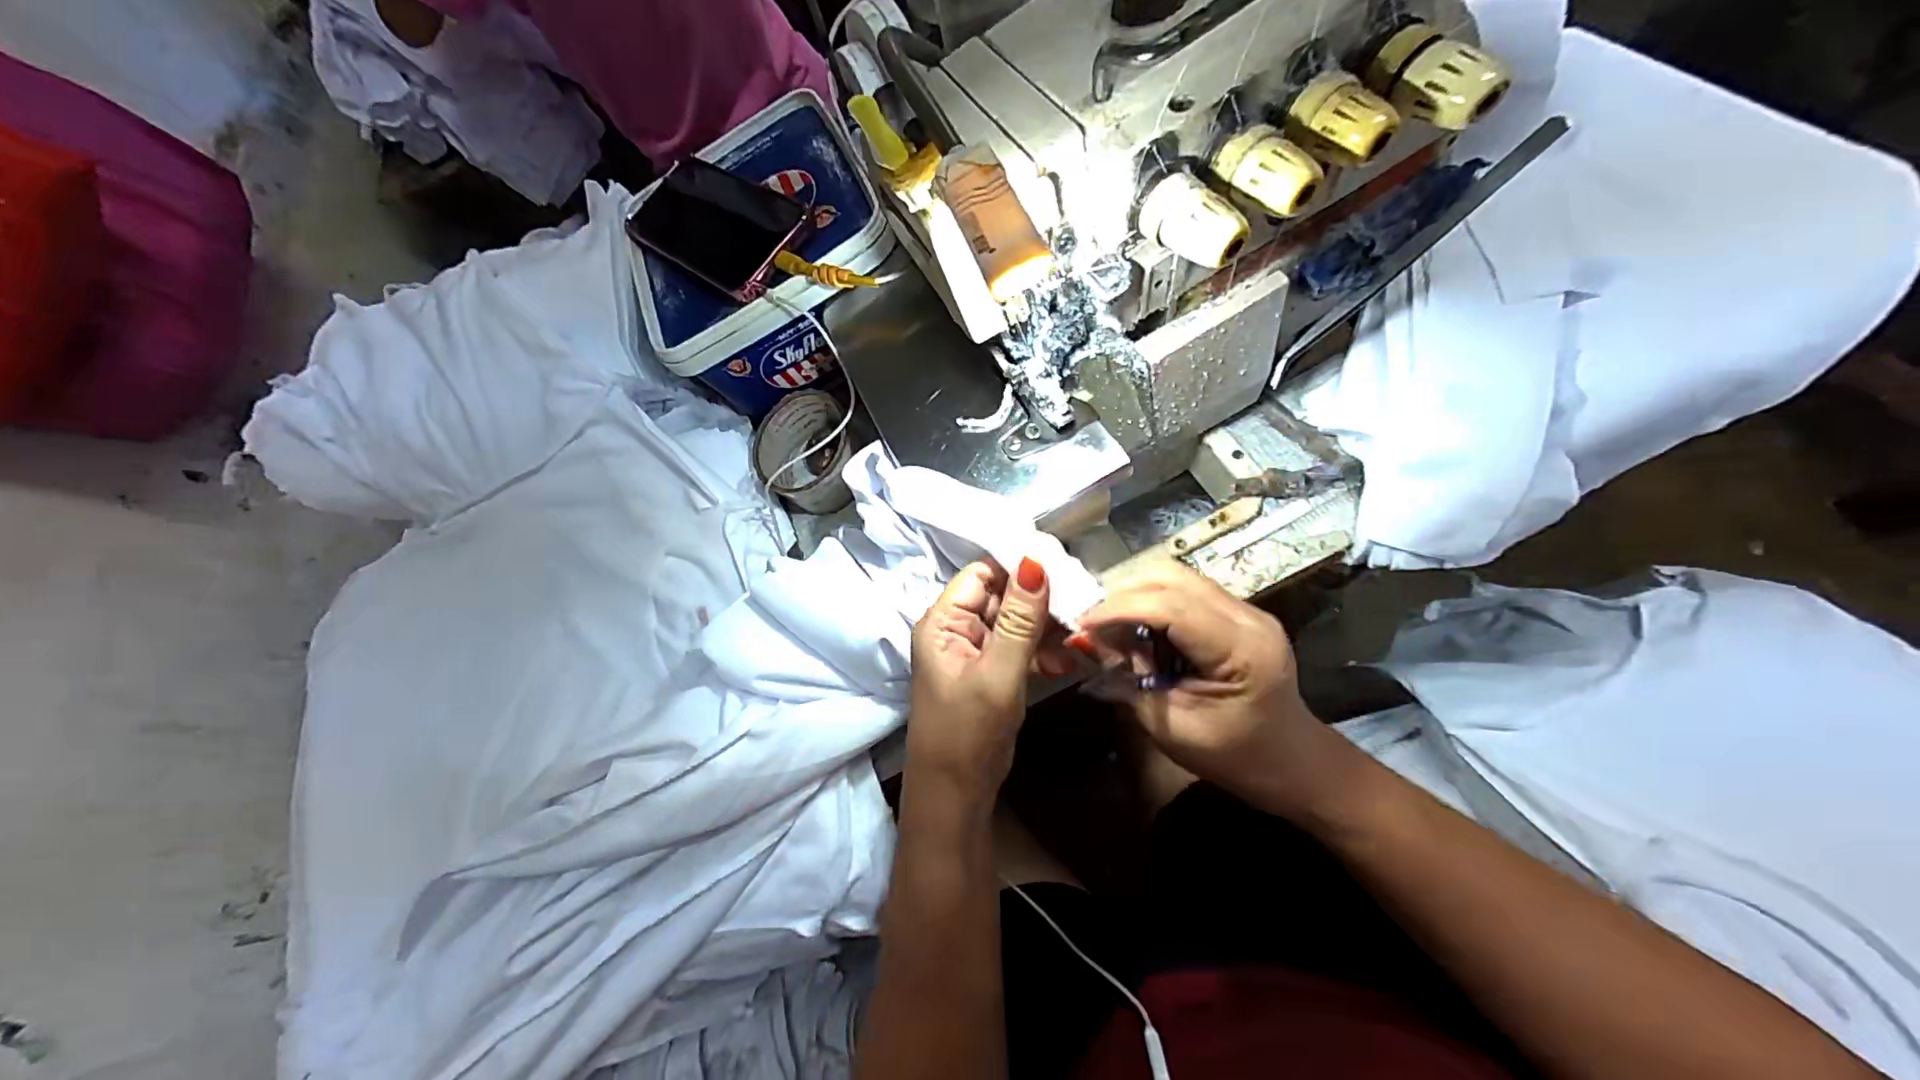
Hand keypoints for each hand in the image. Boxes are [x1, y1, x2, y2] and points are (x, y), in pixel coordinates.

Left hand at [907, 558, 1060, 798]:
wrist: (956, 791)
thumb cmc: (968, 730)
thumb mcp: (998, 672)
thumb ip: (1020, 619)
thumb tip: (1035, 561)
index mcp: (943, 621)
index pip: (982, 574)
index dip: (1019, 567)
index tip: (1064, 566)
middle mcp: (956, 629)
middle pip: (1003, 596)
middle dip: (1041, 603)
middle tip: (1081, 608)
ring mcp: (974, 651)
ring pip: (1016, 622)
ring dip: (1047, 631)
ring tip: (1077, 643)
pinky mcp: (991, 671)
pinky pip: (1020, 647)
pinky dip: (1043, 652)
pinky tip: (1067, 663)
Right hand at [1075, 561, 1357, 821]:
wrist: (1292, 764)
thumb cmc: (1235, 758)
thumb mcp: (1172, 728)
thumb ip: (1128, 682)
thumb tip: (1086, 643)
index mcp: (1241, 648)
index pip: (1170, 606)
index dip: (1119, 609)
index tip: (1081, 625)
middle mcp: (1248, 616)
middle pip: (1172, 576)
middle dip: (1122, 593)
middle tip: (1091, 623)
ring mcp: (1245, 609)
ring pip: (1176, 577)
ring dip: (1135, 594)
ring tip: (1110, 626)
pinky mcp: (1236, 613)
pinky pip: (1185, 591)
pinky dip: (1151, 601)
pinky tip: (1136, 628)